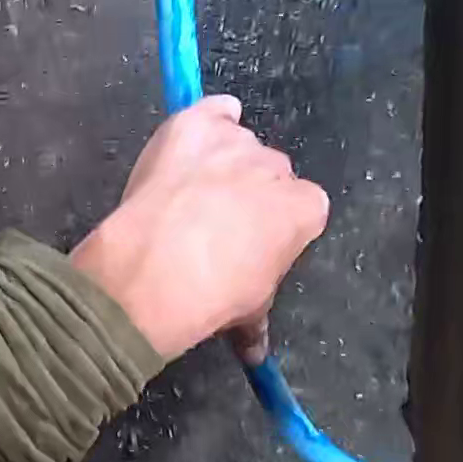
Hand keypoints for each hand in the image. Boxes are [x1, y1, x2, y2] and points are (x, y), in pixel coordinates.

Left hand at [70, 95, 328, 361]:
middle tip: (208, 221)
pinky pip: (213, 110)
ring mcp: (234, 142)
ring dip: (218, 161)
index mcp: (304, 209)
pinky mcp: (194, 125)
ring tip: (185, 191)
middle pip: (267, 172)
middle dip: (244, 192)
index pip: (299, 207)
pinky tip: (196, 132)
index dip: (268, 223)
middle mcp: (277, 168)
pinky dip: (209, 117)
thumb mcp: (246, 310)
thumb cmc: (213, 293)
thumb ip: (255, 321)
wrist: (158, 268)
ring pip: (235, 143)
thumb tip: (255, 352)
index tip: (245, 241)